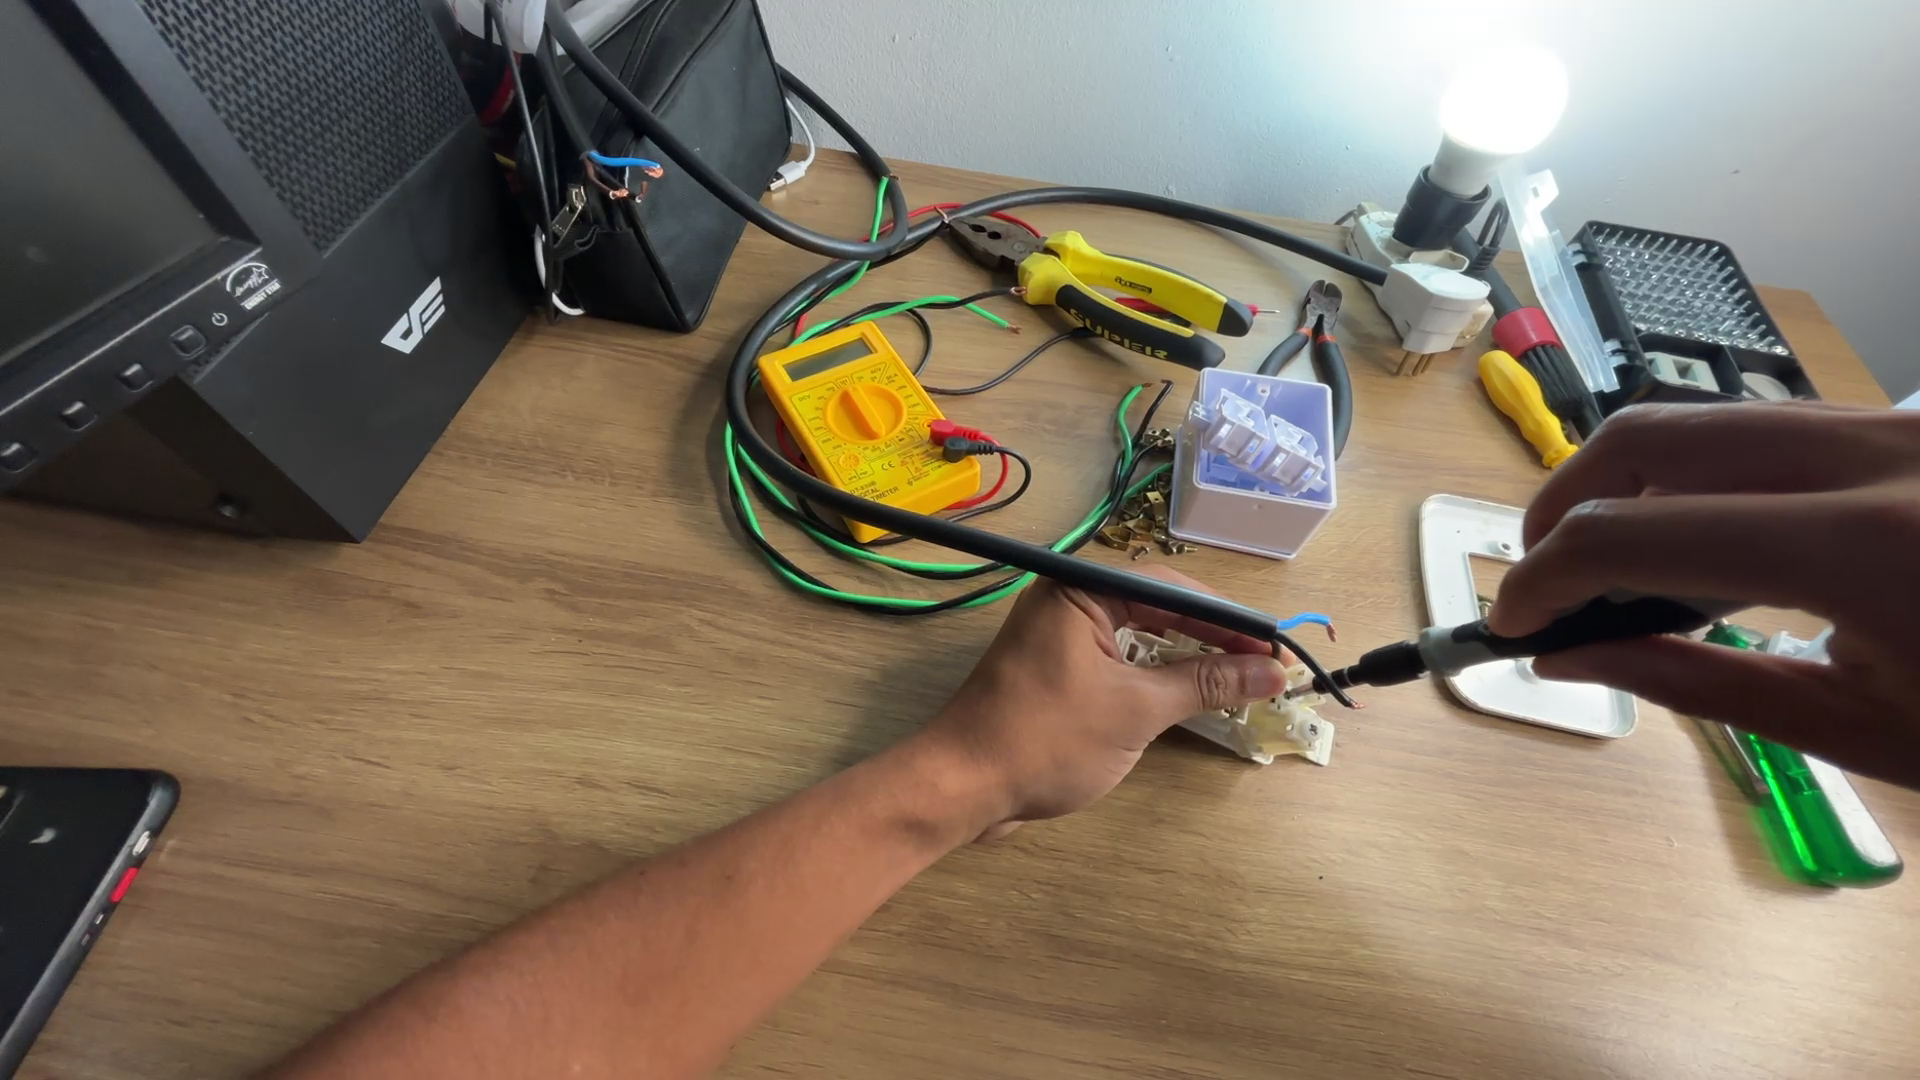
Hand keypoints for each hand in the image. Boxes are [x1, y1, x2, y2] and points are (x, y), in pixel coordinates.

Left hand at [911, 566, 1290, 836]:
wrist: (964, 784)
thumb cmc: (1047, 740)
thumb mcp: (1136, 710)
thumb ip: (1205, 682)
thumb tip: (1272, 671)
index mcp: (1079, 589)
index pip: (1171, 587)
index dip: (1228, 618)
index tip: (1275, 647)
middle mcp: (1066, 598)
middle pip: (1156, 605)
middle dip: (1210, 635)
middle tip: (1264, 666)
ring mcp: (1057, 632)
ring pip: (1137, 631)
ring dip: (1185, 653)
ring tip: (1237, 678)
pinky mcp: (1054, 665)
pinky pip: (1116, 655)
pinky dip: (1153, 671)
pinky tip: (1186, 688)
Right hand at [1487, 402, 1919, 788]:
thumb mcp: (1869, 730)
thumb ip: (1688, 680)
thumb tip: (1561, 660)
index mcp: (1872, 546)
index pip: (1628, 534)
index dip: (1539, 578)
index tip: (1512, 623)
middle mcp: (1886, 454)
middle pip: (1643, 436)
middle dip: (1558, 504)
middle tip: (1547, 575)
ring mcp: (1912, 426)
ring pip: (1698, 422)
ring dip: (1620, 488)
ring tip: (1618, 564)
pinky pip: (1760, 432)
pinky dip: (1691, 482)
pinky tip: (1709, 548)